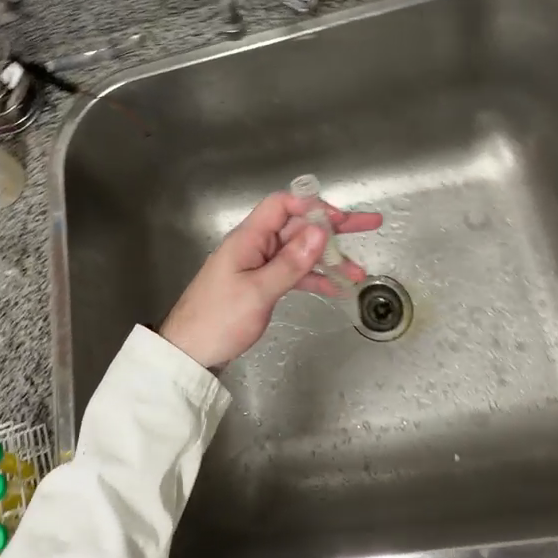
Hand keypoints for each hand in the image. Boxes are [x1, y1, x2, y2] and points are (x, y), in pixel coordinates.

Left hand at [158, 192, 381, 368]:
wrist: (189, 352)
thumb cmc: (219, 319)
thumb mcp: (258, 292)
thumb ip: (290, 263)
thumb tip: (319, 231)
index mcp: (248, 238)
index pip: (282, 205)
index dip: (311, 205)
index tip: (340, 218)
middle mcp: (254, 245)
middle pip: (296, 226)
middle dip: (332, 227)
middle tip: (369, 224)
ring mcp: (257, 265)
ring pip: (299, 251)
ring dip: (328, 258)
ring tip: (361, 271)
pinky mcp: (260, 284)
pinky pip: (293, 273)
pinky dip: (314, 279)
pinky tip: (337, 288)